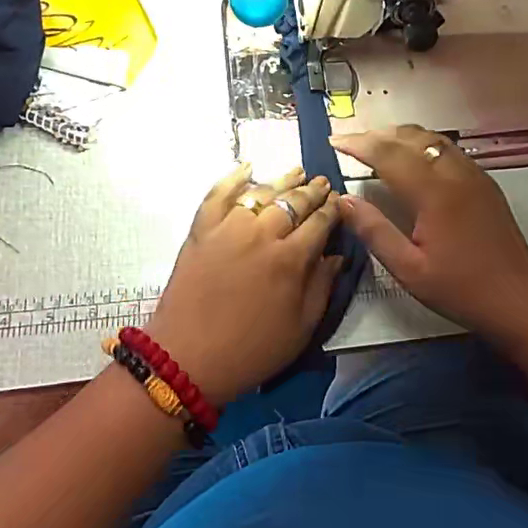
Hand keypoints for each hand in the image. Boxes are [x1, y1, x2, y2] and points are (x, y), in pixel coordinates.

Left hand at [146, 164, 344, 403]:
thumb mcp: (302, 327)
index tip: (339, 203)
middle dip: (312, 191)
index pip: (319, 222)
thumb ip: (322, 286)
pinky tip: (246, 168)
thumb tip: (335, 255)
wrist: (188, 359)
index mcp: (291, 259)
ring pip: (261, 193)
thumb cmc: (252, 350)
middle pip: (293, 202)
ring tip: (297, 172)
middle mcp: (262, 234)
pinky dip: (233, 178)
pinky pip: (218, 195)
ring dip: (283, 181)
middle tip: (322, 184)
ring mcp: (228, 228)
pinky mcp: (201, 231)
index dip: (332, 210)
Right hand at [332, 126, 527, 334]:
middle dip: (379, 135)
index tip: (334, 142)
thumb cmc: (460, 288)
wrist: (518, 298)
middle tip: (352, 142)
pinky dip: (423, 146)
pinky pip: (449, 151)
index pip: (389, 154)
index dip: (359, 144)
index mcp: (434, 192)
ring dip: (402, 137)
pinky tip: (413, 160)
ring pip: (434, 140)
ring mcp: (474, 176)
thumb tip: (344, 200)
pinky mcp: (485, 184)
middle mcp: (455, 174)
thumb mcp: (408, 268)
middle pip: (412, 138)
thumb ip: (374, 231)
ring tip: (377, 145)